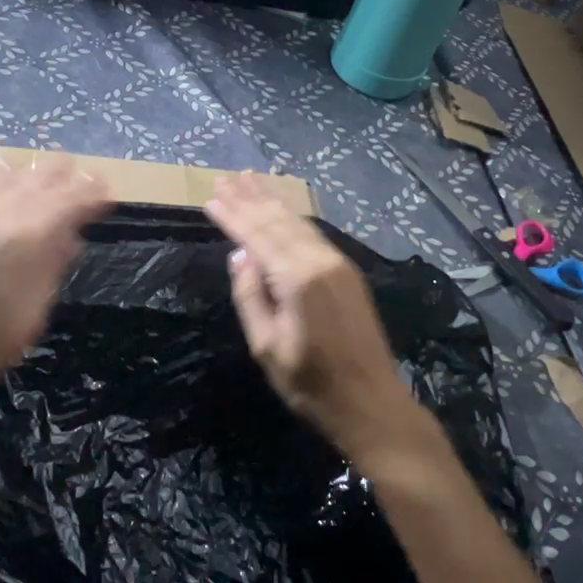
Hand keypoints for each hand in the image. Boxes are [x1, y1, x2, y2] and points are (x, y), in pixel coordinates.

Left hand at [0, 158, 111, 465]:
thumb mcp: (29, 317)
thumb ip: (50, 270)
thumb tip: (69, 239)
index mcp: (31, 238)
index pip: (71, 200)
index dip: (92, 193)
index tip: (107, 192)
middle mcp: (2, 214)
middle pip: (42, 180)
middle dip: (66, 177)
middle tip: (84, 179)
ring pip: (11, 176)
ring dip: (35, 174)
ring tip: (51, 174)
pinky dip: (3, 179)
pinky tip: (8, 180)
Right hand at [205, 173, 425, 462]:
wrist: (372, 404)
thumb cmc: (312, 384)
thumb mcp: (267, 348)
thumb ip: (250, 296)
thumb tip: (240, 255)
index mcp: (297, 278)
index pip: (256, 236)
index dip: (232, 216)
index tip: (210, 198)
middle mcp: (319, 261)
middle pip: (278, 220)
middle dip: (250, 198)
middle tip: (225, 178)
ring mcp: (338, 264)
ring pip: (298, 222)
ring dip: (271, 201)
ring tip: (250, 180)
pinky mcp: (348, 273)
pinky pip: (313, 234)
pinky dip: (292, 217)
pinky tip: (281, 211)